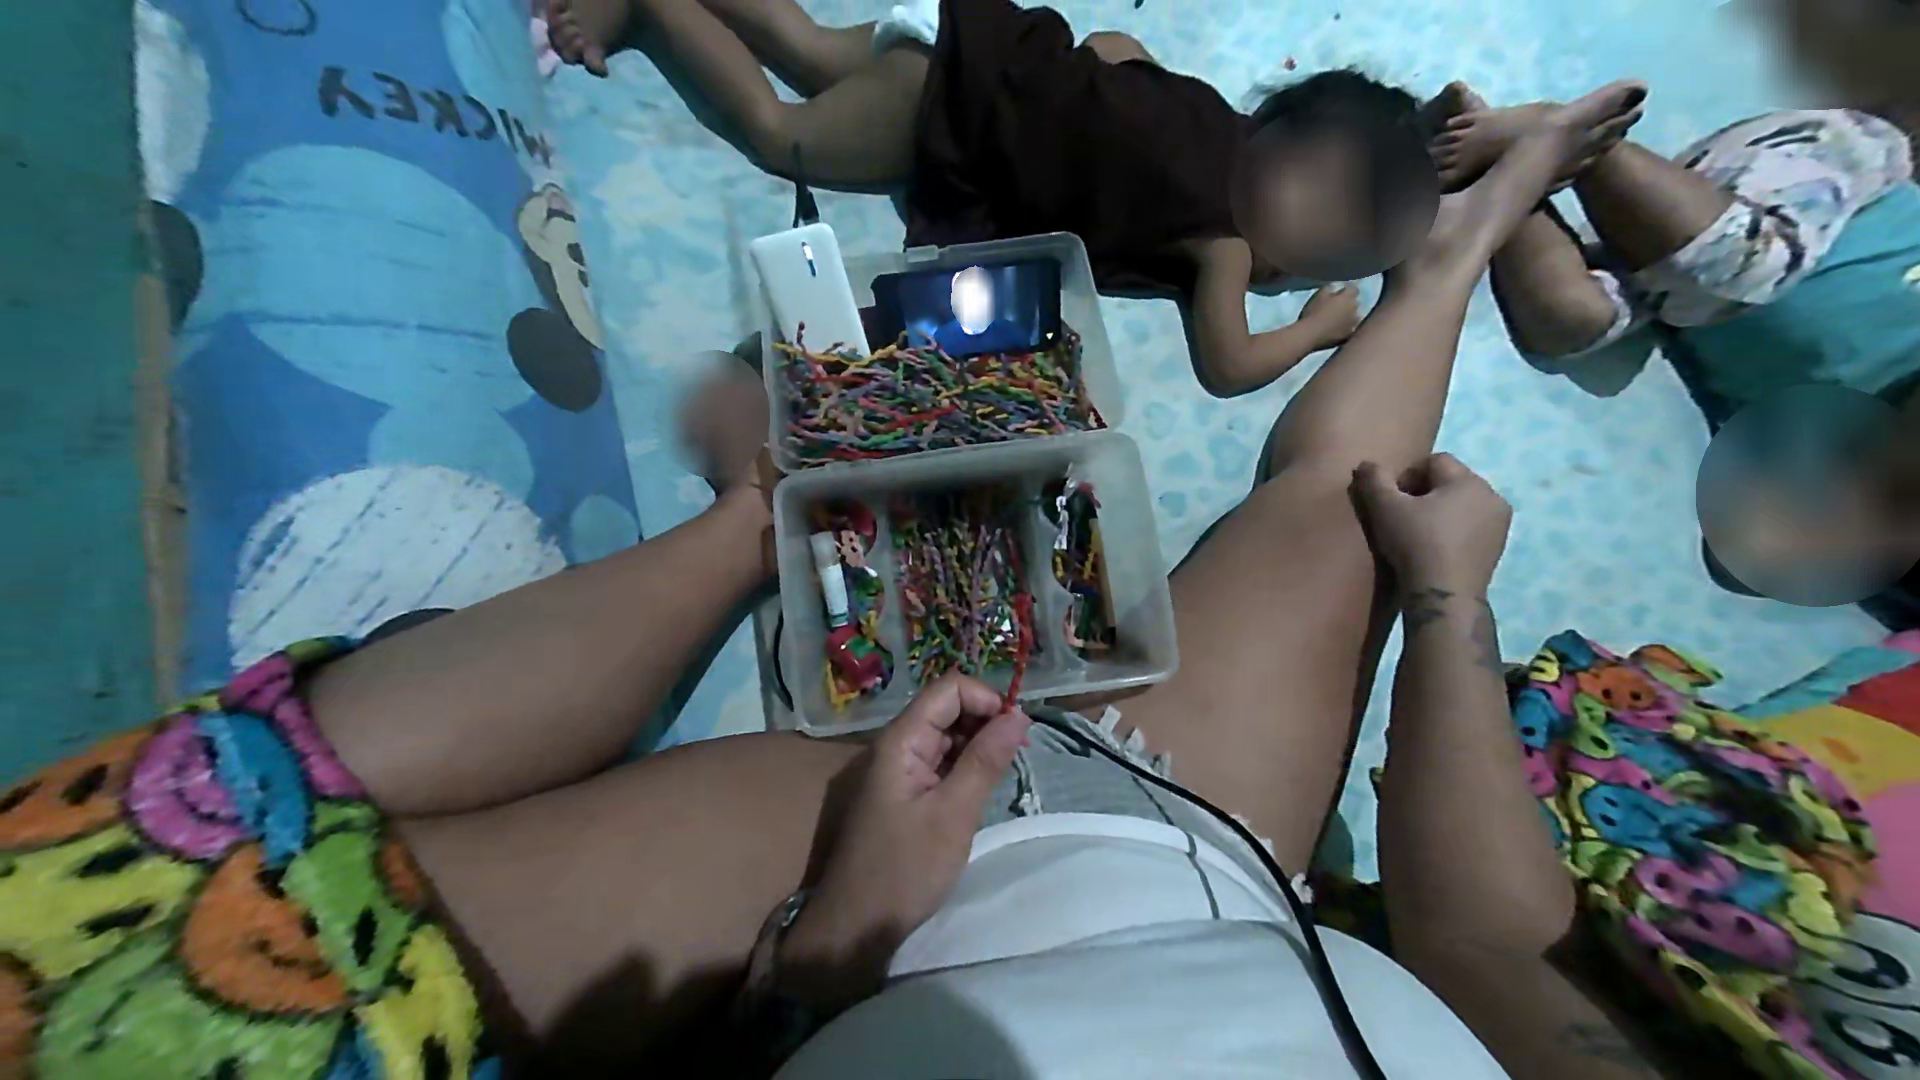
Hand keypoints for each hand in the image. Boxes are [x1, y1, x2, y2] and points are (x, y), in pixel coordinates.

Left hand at [779, 676, 1030, 1009]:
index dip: (985, 699)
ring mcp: (899, 768)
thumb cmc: (905, 870)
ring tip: (1004, 770)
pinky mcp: (904, 790)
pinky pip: (939, 761)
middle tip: (1017, 753)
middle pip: (947, 708)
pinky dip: (965, 765)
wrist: (854, 927)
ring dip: (978, 743)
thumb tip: (1019, 714)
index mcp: (901, 740)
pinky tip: (982, 786)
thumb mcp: (954, 813)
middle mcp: (897, 744)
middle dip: (985, 720)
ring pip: (946, 734)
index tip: (1016, 730)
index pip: (949, 689)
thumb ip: (985, 760)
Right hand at [1295, 283, 1361, 349]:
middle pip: (1355, 304)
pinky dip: (1345, 331)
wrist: (1310, 334)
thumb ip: (1330, 287)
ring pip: (1354, 318)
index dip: (1347, 291)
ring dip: (1349, 318)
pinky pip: (1350, 331)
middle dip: (1349, 305)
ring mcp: (1353, 323)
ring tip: (1338, 322)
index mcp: (1348, 297)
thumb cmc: (1313, 312)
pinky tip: (1337, 332)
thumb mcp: (1319, 294)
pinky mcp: (1348, 336)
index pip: (1353, 289)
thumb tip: (1336, 285)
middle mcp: (1355, 308)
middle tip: (1337, 308)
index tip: (1340, 293)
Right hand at [1352, 453, 1511, 595]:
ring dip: (1440, 510)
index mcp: (1468, 481)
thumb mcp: (1384, 508)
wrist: (1444, 592)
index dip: (1407, 475)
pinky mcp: (1498, 545)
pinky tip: (1435, 547)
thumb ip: (1374, 480)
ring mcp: (1499, 522)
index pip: (1434, 460)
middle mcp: (1491, 495)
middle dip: (1424, 492)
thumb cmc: (1415, 543)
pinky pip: (1471, 525)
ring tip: (1418, 533)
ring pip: (1462, 503)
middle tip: (1401, 516)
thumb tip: (1366, 464)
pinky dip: (1453, 529)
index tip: (1392, 500)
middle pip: (1450, 481)